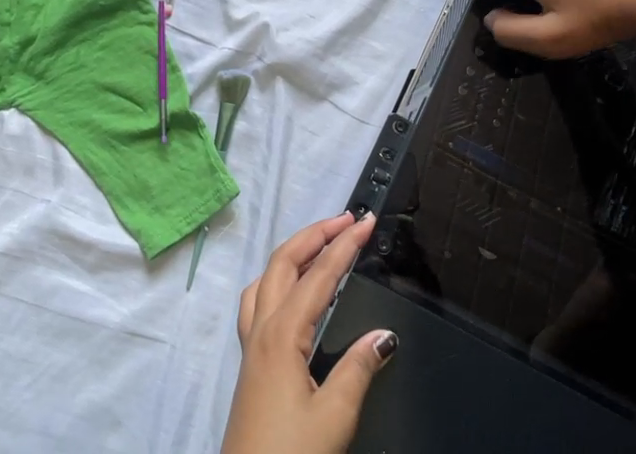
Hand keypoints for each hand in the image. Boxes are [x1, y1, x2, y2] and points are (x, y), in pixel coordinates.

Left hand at [221, 213, 396, 453]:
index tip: (366, 223)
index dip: (344, 245)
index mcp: (282, 335)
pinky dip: (278, 278)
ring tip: (323, 243)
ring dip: (295, 252)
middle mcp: (261, 330)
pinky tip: (292, 289)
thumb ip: (360, 368)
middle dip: (315, 234)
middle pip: (284, 262)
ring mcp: (251, 345)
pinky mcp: (250, 362)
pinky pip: (259, 301)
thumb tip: (385, 335)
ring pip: (267, 278)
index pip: (318, 275)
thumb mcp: (335, 415)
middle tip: (347, 221)